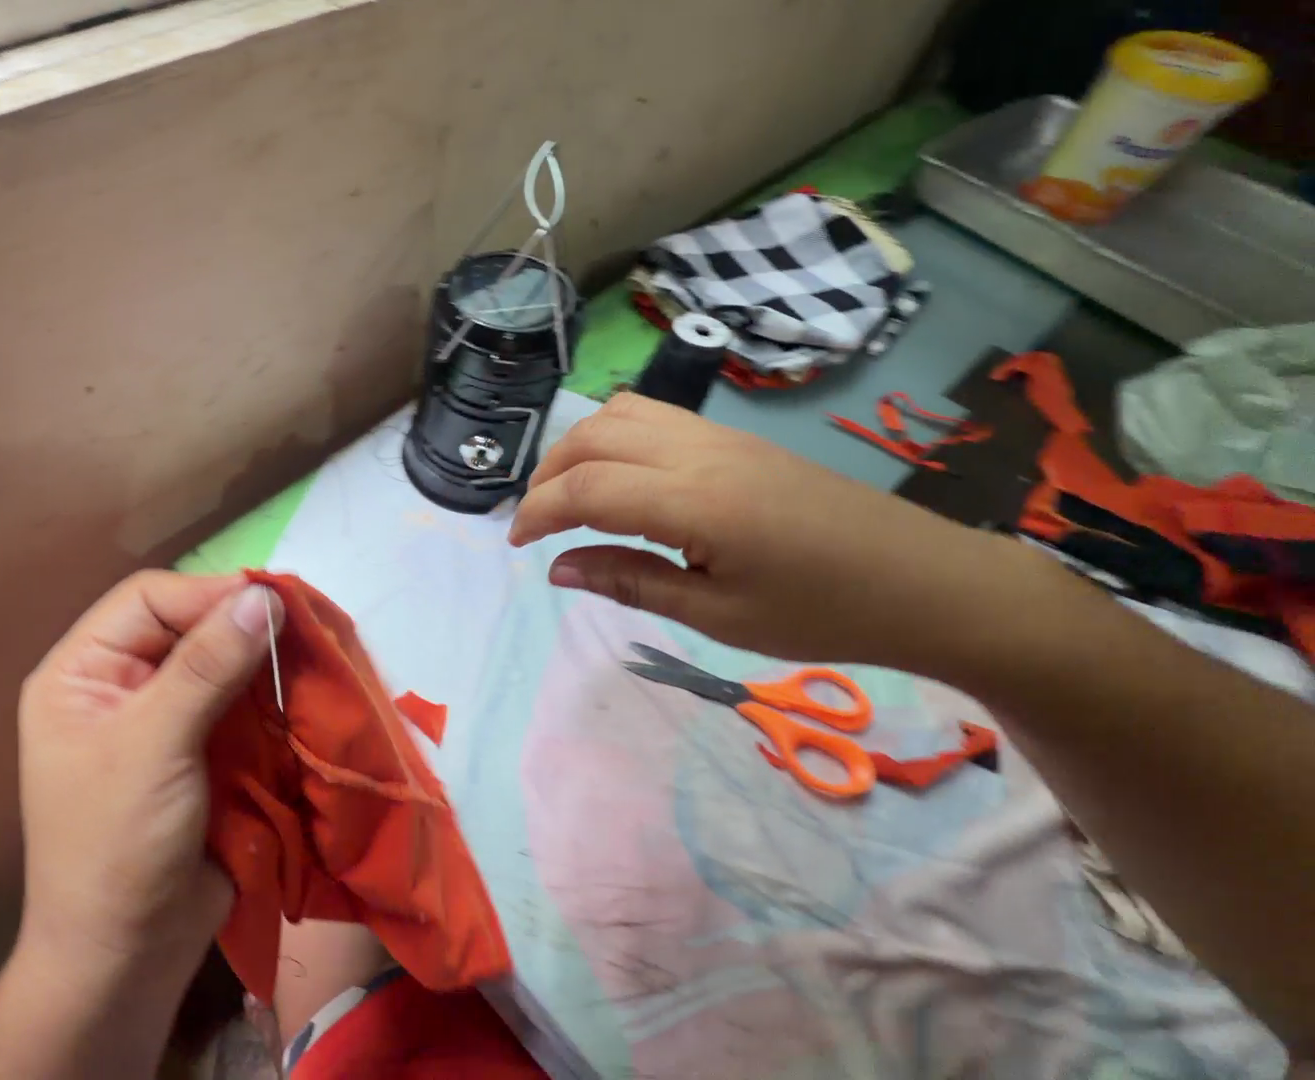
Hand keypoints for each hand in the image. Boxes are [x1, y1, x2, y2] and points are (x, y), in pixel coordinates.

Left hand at [16, 571, 280, 973]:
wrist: (129, 957)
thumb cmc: (116, 845)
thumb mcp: (153, 746)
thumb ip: (207, 667)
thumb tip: (264, 595)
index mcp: (81, 673)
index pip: (147, 601)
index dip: (206, 593)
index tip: (272, 602)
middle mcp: (120, 686)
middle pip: (187, 626)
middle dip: (240, 624)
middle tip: (302, 623)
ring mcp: (165, 720)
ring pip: (222, 664)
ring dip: (263, 660)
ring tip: (310, 653)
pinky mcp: (204, 751)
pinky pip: (242, 704)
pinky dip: (271, 696)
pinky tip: (302, 692)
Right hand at [508, 392, 1042, 669]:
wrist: (924, 582)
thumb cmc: (822, 613)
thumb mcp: (718, 614)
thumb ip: (631, 581)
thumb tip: (558, 568)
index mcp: (695, 501)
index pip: (587, 488)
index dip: (538, 512)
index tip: (517, 547)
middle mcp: (701, 452)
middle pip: (593, 437)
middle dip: (547, 476)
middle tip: (535, 525)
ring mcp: (721, 437)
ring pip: (621, 414)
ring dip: (578, 448)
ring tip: (568, 497)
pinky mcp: (737, 438)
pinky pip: (654, 416)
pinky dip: (614, 438)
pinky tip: (620, 478)